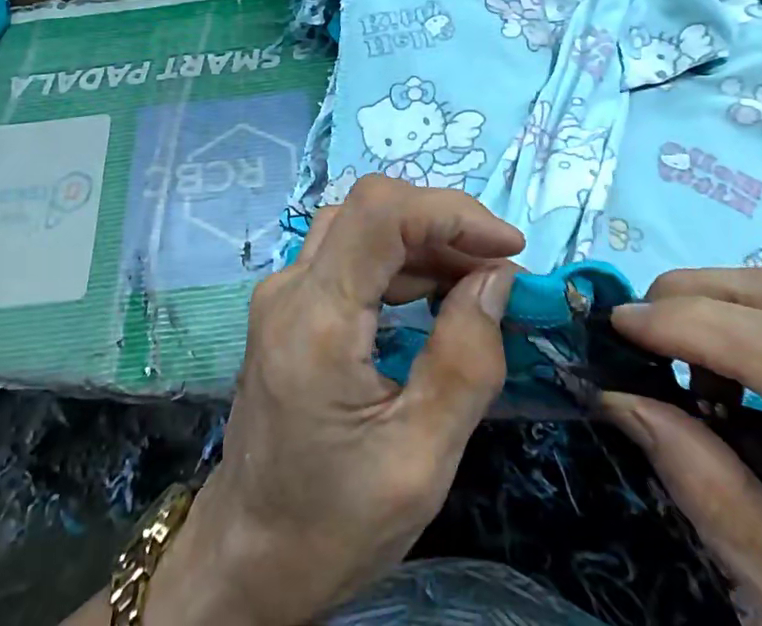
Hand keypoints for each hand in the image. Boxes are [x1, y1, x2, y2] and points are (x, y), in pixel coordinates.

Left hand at [135, 176, 519, 625]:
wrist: (251, 549)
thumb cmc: (336, 520)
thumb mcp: (421, 456)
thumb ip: (465, 360)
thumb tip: (495, 279)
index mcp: (315, 321)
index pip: (378, 214)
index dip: (450, 212)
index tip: (510, 249)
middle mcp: (288, 291)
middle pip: (366, 212)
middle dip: (442, 227)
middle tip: (499, 274)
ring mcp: (281, 298)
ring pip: (356, 230)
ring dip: (422, 245)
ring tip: (477, 289)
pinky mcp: (286, 312)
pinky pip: (344, 261)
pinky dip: (396, 267)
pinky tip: (433, 302)